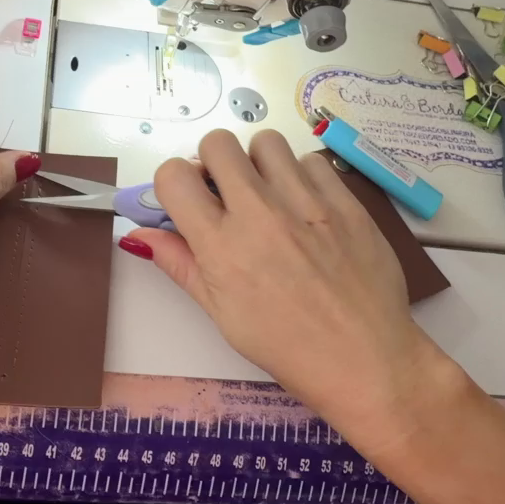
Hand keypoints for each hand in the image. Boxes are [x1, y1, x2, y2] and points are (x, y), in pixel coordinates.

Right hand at [127, 129, 448, 437]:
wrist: (367, 361)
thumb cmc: (286, 346)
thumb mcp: (221, 313)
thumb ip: (179, 264)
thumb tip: (137, 236)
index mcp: (221, 246)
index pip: (174, 175)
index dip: (175, 183)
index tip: (189, 200)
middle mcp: (259, 213)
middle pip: (217, 143)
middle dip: (214, 163)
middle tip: (229, 193)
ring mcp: (306, 202)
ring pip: (265, 142)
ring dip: (260, 163)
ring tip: (272, 195)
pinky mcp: (345, 200)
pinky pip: (311, 159)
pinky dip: (303, 176)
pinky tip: (308, 208)